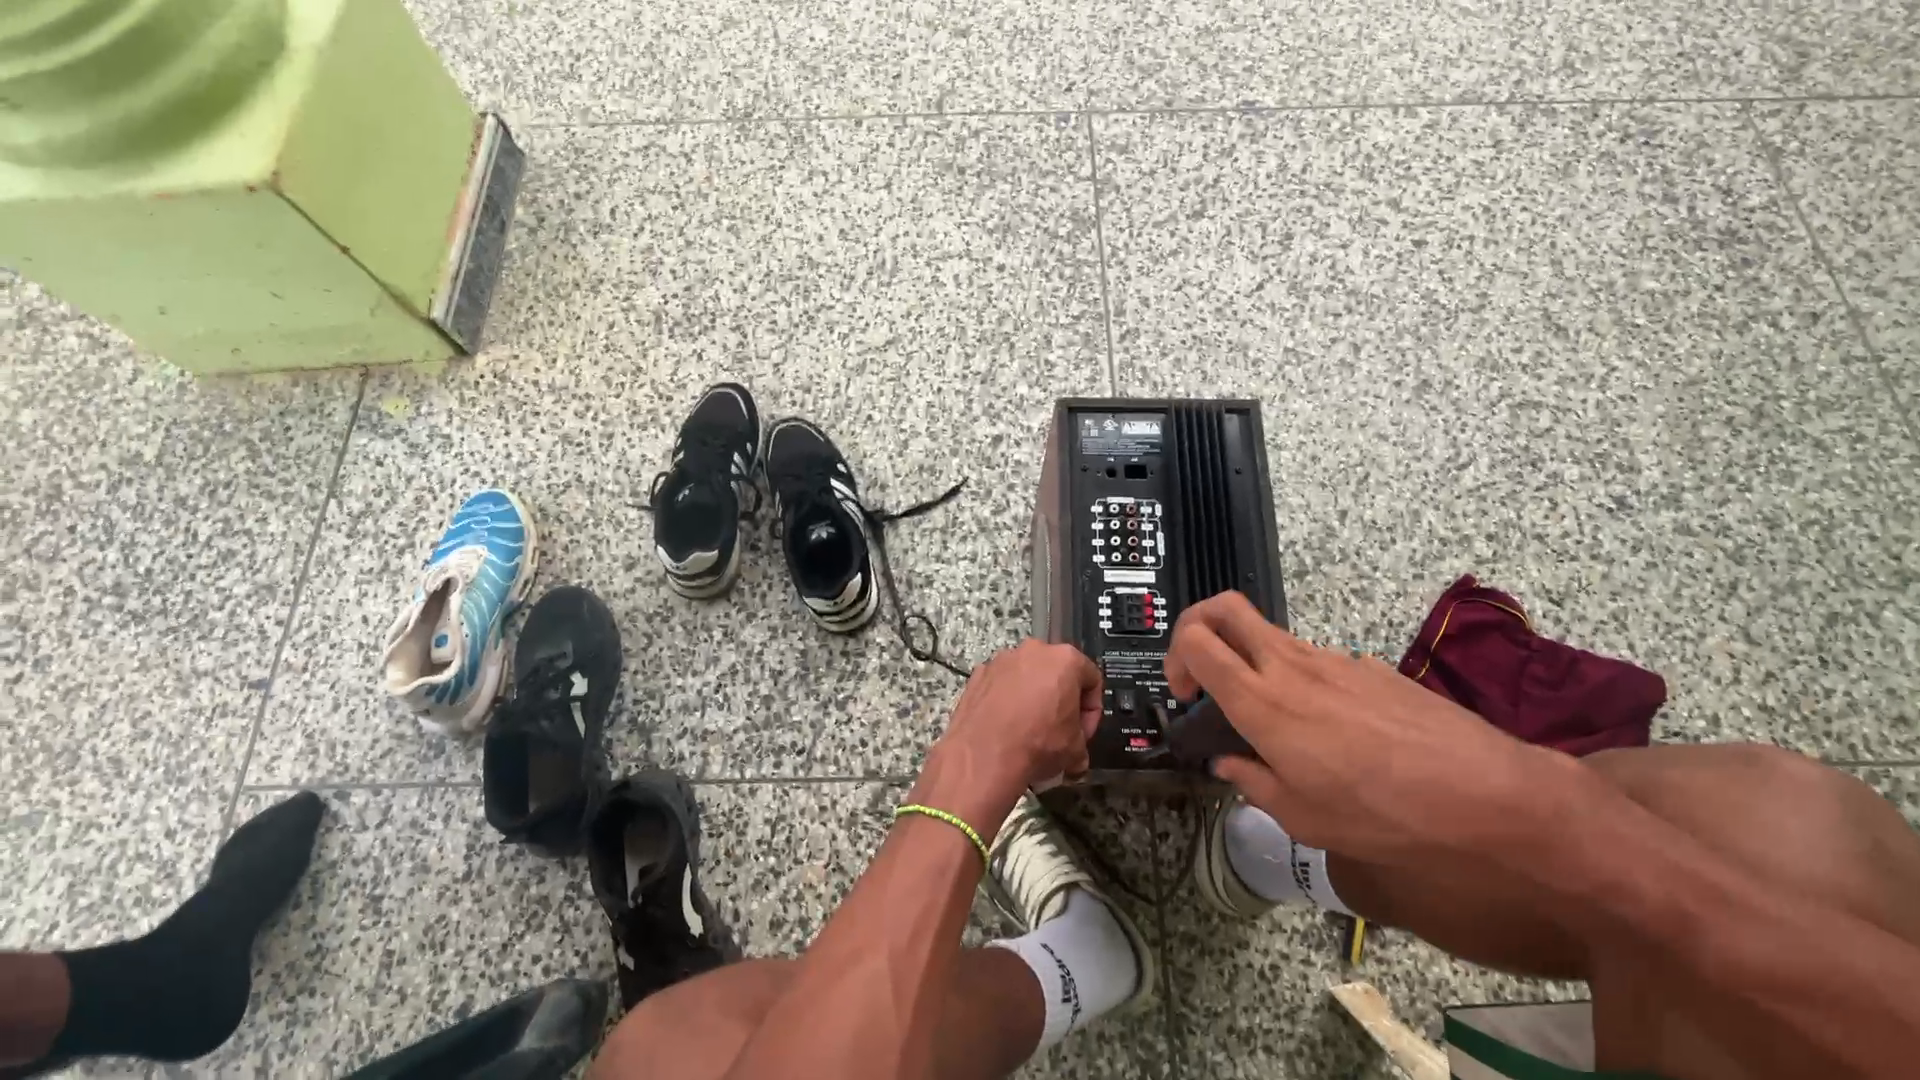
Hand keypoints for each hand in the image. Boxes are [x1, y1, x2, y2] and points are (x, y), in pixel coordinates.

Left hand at [932, 640, 1102, 797]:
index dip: (1091, 711)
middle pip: (1057, 673)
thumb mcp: (1075, 750)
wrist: (984, 755)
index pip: (1091, 680)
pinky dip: (1006, 700)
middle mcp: (1033, 651)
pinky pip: (1001, 685)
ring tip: (1030, 730)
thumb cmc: (1037, 744)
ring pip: (1027, 677)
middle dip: (1061, 700)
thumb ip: (1080, 743)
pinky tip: (1006, 726)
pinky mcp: (978, 674)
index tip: (1083, 732)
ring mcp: (1002, 660)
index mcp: (1065, 659)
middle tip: (1060, 730)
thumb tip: (1076, 757)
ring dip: (1033, 698)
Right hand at [1164, 592, 1573, 869]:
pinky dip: (1302, 682)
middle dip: (1197, 625)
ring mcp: (1334, 660)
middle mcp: (1291, 666)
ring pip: (1270, 636)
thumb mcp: (1301, 817)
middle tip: (1202, 673)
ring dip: (1252, 662)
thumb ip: (1252, 782)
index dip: (1174, 658)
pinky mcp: (1370, 667)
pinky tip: (1332, 733)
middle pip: (1224, 607)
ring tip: (1274, 722)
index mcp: (1263, 701)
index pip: (1195, 639)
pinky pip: (1318, 661)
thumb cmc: (1383, 814)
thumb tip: (1228, 763)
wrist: (1487, 796)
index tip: (1184, 696)